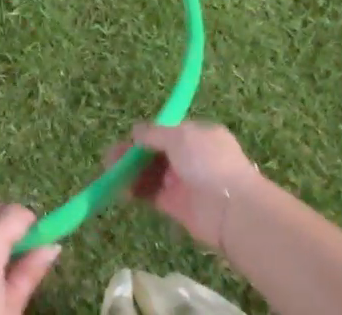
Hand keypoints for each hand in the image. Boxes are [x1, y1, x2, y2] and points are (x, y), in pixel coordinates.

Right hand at [105, 121, 260, 248]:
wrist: (232, 209)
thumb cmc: (208, 161)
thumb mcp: (179, 136)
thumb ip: (154, 133)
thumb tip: (135, 132)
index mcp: (197, 136)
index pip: (166, 132)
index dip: (146, 135)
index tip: (128, 139)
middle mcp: (190, 157)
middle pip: (155, 153)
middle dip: (133, 154)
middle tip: (110, 158)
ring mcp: (183, 182)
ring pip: (150, 173)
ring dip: (130, 172)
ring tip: (110, 172)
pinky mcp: (176, 206)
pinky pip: (151, 194)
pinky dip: (135, 190)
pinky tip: (120, 189)